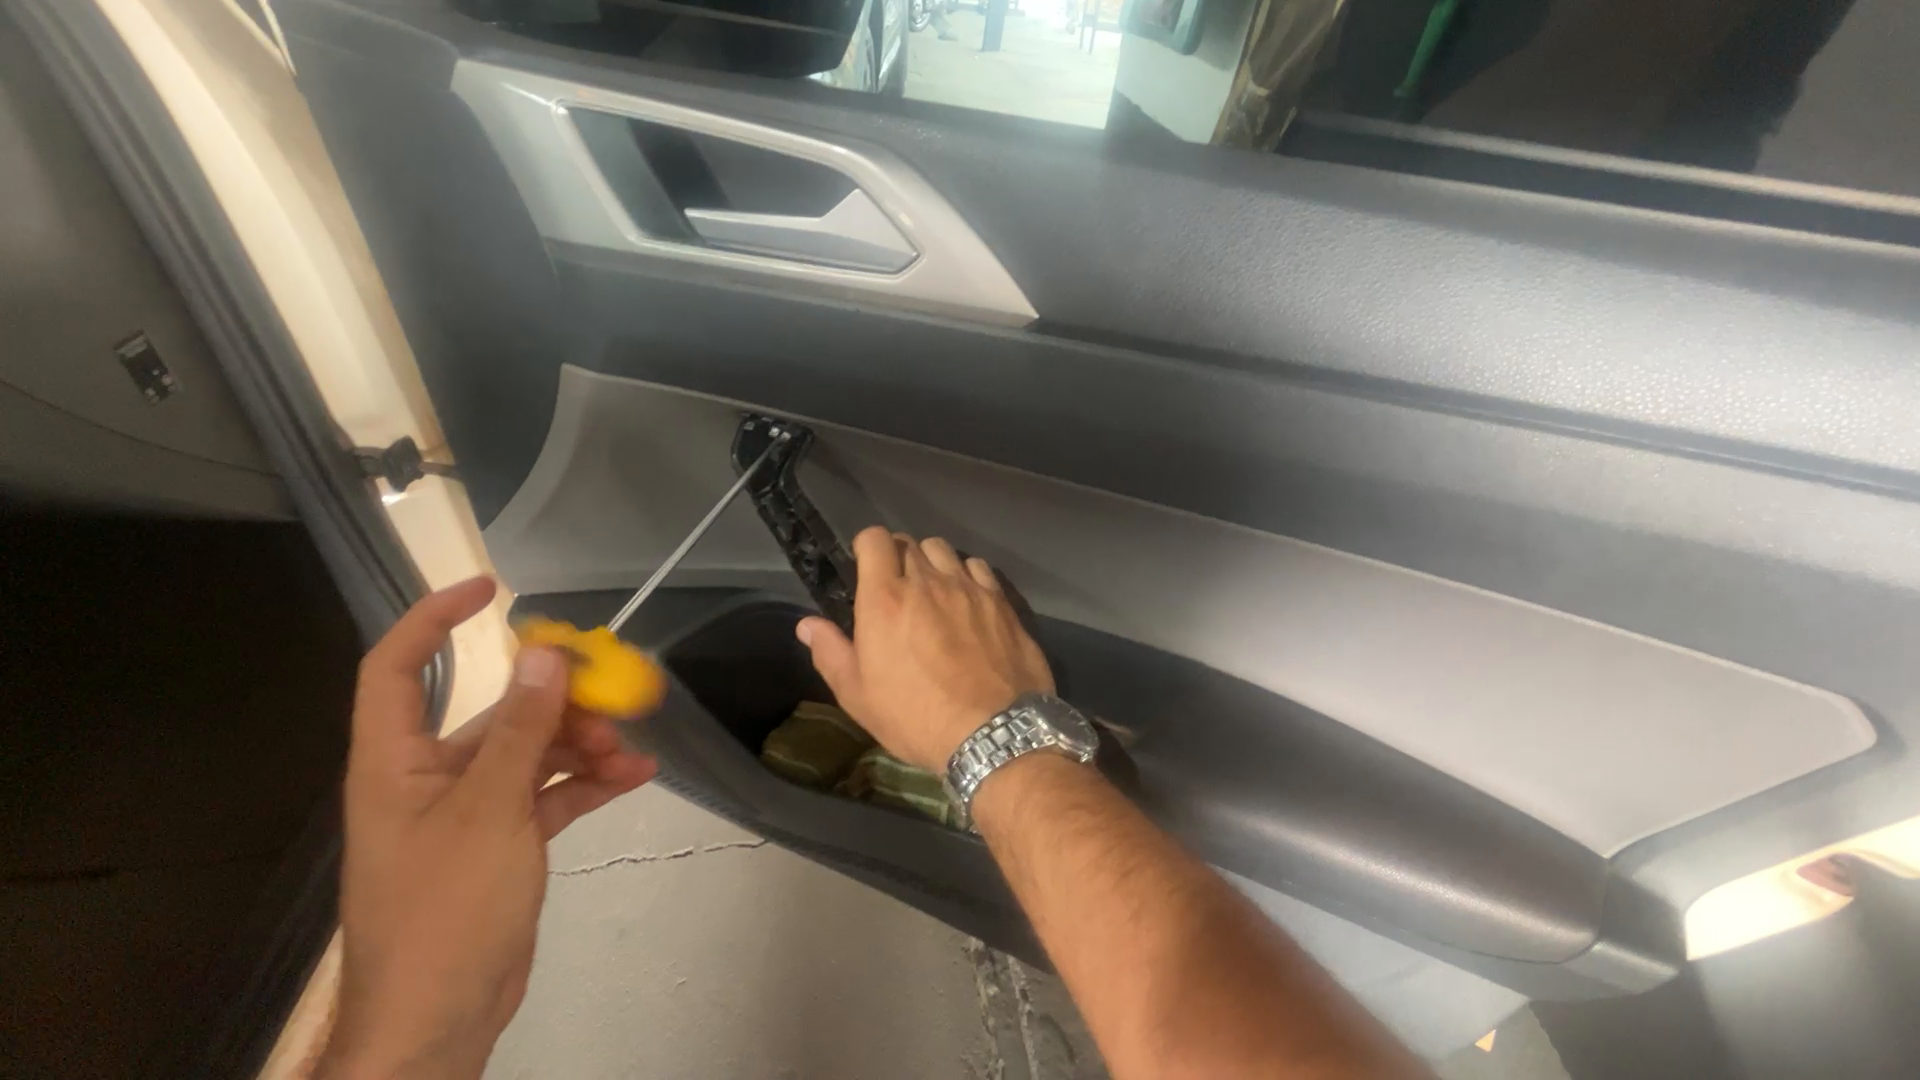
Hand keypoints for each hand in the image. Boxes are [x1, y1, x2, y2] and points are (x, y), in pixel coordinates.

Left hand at [320, 577, 657, 1079]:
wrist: (440, 1017)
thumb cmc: (446, 907)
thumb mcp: (489, 811)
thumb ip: (522, 731)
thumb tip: (546, 654)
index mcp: (397, 761)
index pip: (399, 668)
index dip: (433, 619)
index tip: (490, 589)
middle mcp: (431, 777)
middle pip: (495, 713)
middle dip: (556, 703)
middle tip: (612, 697)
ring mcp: (470, 810)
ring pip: (532, 754)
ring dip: (583, 747)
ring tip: (631, 753)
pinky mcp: (503, 841)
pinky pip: (550, 794)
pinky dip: (588, 783)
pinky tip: (635, 776)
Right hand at [796, 528, 1053, 772]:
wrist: (992, 732)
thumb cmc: (915, 717)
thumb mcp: (858, 696)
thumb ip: (830, 653)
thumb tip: (807, 625)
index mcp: (885, 598)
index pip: (875, 540)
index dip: (867, 546)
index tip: (865, 565)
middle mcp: (927, 581)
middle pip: (909, 542)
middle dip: (897, 555)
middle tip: (896, 586)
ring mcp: (968, 588)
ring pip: (945, 550)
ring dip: (932, 562)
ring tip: (932, 589)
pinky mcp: (1001, 601)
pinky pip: (979, 568)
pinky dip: (967, 574)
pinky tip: (967, 599)